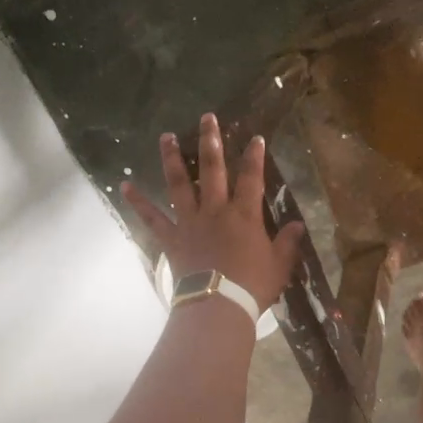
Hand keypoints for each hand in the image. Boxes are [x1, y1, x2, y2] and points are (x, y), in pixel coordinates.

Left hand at [122, 112, 305, 309]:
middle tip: (206, 118)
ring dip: (172, 159)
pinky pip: (152, 218)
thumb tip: (297, 225)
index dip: (253, 157)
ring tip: (166, 136)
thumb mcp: (279, 265)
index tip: (254, 138)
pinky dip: (138, 202)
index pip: (251, 178)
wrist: (218, 305)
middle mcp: (215, 211)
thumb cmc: (252, 286)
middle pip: (212, 170)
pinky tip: (125, 186)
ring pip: (179, 184)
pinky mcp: (171, 239)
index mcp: (244, 215)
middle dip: (210, 142)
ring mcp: (190, 222)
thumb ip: (287, 243)